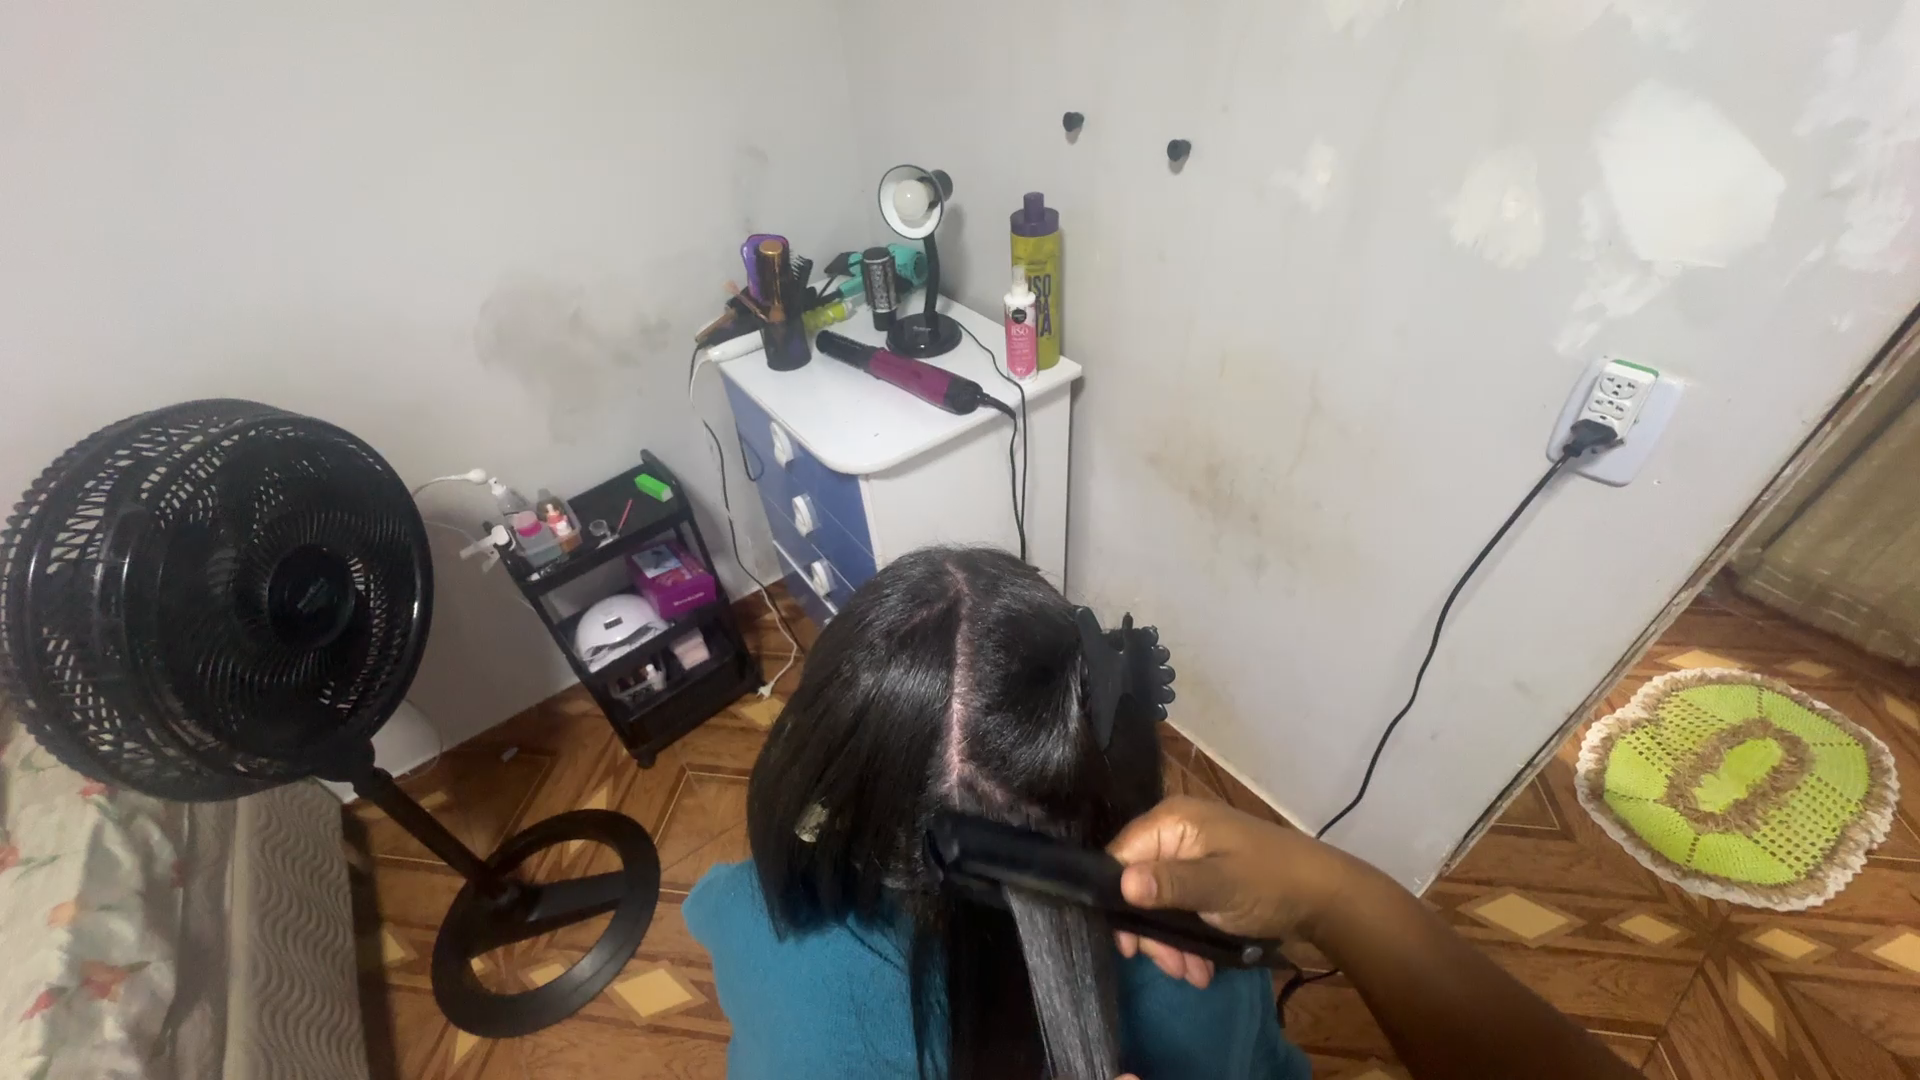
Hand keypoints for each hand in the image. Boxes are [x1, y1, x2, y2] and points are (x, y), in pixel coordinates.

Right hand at [1106, 796, 1369, 987]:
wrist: (1328, 896)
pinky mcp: (1204, 875)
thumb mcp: (1220, 886)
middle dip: (1150, 928)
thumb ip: (1171, 884)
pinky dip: (1184, 934)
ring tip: (1191, 973)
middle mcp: (1175, 831)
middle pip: (1138, 880)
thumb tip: (1122, 884)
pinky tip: (1200, 964)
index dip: (1116, 896)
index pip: (1121, 853)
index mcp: (1172, 820)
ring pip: (1158, 898)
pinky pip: (1178, 903)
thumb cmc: (1270, 882)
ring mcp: (1190, 853)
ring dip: (1169, 939)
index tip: (1128, 943)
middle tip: (1170, 966)